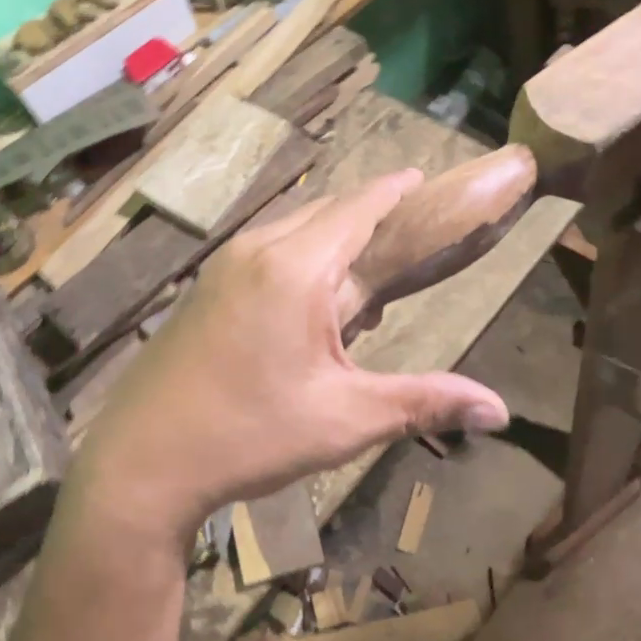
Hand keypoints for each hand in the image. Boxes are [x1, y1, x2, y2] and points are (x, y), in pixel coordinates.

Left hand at [70, 170, 510, 540]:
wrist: (141, 462)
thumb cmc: (249, 435)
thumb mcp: (344, 420)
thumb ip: (424, 402)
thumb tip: (499, 411)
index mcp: (294, 267)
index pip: (357, 206)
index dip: (394, 189)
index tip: (424, 178)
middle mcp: (256, 249)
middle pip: (325, 210)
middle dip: (369, 214)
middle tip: (410, 233)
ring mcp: (223, 266)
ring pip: (293, 229)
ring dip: (334, 239)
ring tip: (371, 274)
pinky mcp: (206, 288)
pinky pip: (267, 250)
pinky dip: (303, 256)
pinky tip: (316, 303)